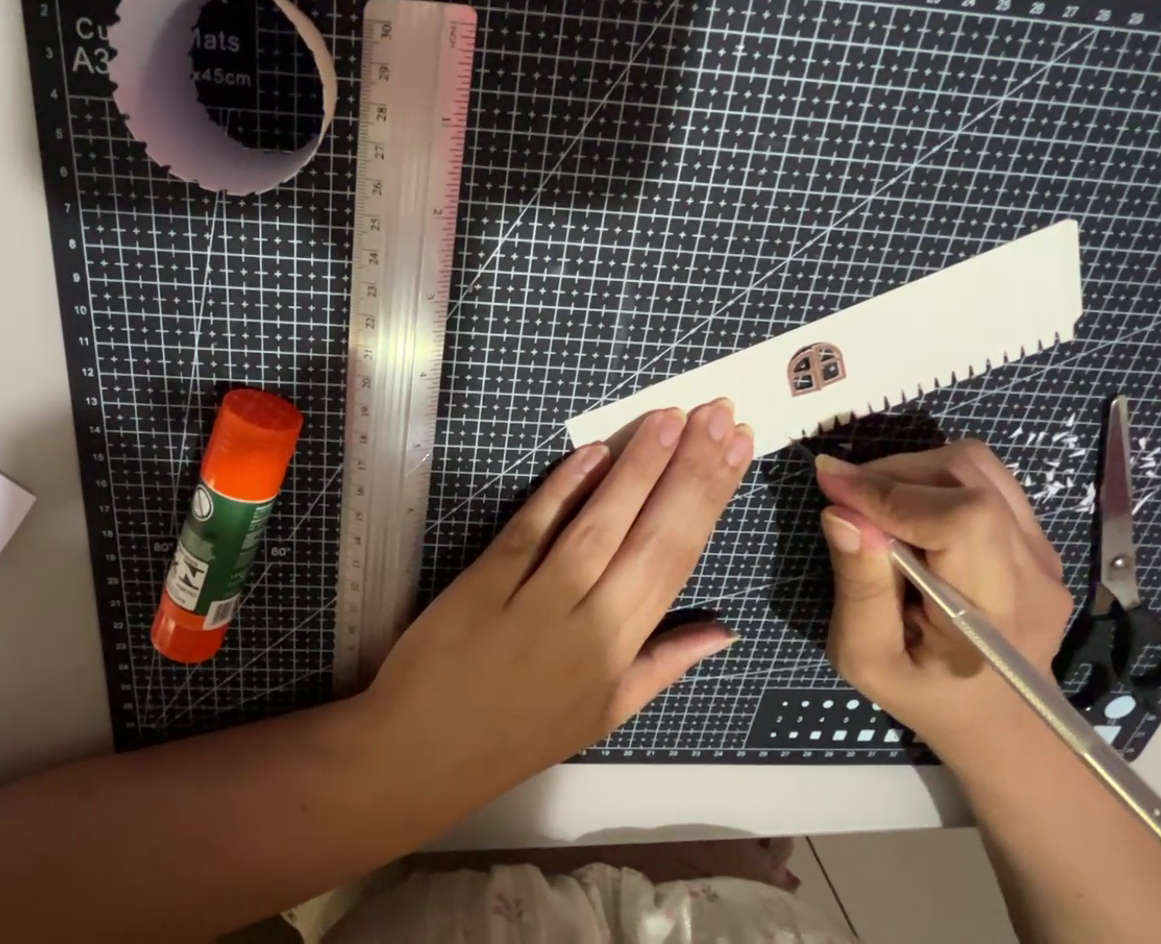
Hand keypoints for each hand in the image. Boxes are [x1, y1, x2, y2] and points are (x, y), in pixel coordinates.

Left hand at [364, 400, 753, 793]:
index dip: (709, 501)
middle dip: (687, 470)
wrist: (425, 747)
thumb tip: (723, 630)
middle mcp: (587, 621)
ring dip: (636, 468)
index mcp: (620, 652)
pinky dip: (562, 488)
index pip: (677, 561)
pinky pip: (532, 528)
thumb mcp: (603, 715)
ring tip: (668, 419)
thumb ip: (663, 665)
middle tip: (717, 413)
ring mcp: (533, 598)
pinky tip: (591, 453)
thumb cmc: (518, 732)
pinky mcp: (484, 579)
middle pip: (648, 534)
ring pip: (597, 525)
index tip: (735, 451)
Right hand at [813, 442, 1072, 757]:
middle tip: (843, 498)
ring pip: (977, 467)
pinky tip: (906, 515)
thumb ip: (859, 586)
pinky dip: (932, 482)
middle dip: (891, 474)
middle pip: (967, 478)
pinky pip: (984, 482)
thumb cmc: (922, 695)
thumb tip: (840, 513)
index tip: (829, 482)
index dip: (889, 491)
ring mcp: (1042, 552)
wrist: (996, 719)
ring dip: (911, 471)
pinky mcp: (1035, 540)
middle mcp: (1031, 572)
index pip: (961, 518)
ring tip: (872, 504)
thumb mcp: (866, 658)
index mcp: (993, 613)